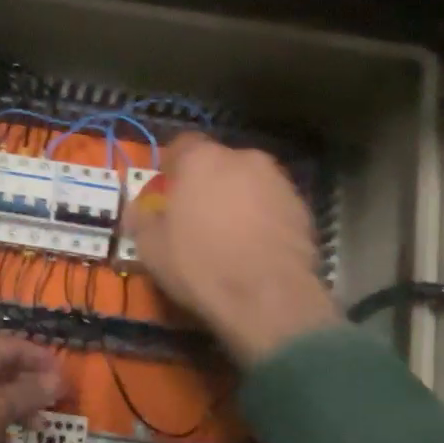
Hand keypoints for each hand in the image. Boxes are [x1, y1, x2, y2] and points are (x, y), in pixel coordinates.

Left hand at [0, 335, 64, 442]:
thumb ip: (29, 393)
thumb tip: (59, 380)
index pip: (15, 346)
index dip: (43, 360)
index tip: (66, 378)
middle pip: (2, 367)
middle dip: (30, 385)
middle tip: (55, 404)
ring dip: (14, 405)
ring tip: (35, 426)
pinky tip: (3, 439)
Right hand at [125, 133, 338, 365]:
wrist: (267, 297)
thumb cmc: (199, 265)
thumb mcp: (151, 248)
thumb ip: (144, 218)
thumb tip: (141, 209)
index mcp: (202, 160)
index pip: (182, 145)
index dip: (172, 168)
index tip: (167, 193)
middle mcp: (244, 158)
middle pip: (219, 163)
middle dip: (208, 184)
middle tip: (197, 217)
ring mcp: (278, 181)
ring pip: (249, 183)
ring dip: (238, 200)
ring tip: (229, 236)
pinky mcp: (303, 208)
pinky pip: (272, 206)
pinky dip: (263, 219)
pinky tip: (255, 249)